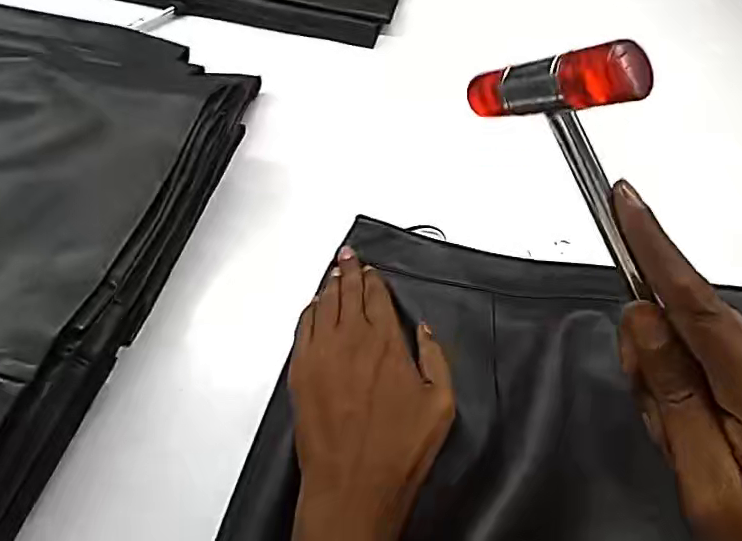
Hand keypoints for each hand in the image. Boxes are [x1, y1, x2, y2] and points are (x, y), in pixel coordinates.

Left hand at [290, 246, 455, 540]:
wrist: (352, 486)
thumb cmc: (396, 452)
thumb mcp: (440, 404)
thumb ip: (435, 358)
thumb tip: (425, 331)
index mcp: (385, 341)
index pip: (376, 295)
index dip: (373, 279)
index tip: (372, 271)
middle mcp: (351, 338)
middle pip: (348, 290)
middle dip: (349, 269)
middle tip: (348, 256)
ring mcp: (322, 352)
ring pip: (324, 303)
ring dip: (330, 284)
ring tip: (334, 272)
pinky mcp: (301, 370)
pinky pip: (303, 326)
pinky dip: (310, 309)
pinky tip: (314, 305)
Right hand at [612, 182, 741, 540]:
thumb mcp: (712, 490)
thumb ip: (672, 395)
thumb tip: (642, 317)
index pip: (692, 297)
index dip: (652, 243)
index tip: (625, 199)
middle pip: (680, 319)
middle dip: (650, 356)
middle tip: (658, 419)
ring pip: (686, 339)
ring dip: (665, 381)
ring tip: (683, 443)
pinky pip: (702, 358)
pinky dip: (682, 387)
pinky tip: (695, 434)